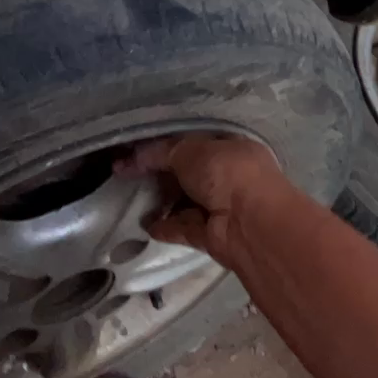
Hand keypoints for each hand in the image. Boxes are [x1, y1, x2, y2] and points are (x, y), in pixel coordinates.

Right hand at [118, 134, 288, 267]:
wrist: (251, 224)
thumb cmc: (226, 172)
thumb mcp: (189, 149)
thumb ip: (160, 151)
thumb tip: (134, 158)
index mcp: (230, 147)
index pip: (192, 141)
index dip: (163, 144)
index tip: (134, 149)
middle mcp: (229, 176)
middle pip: (187, 172)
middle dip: (159, 173)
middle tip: (126, 173)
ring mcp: (222, 207)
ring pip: (185, 200)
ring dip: (161, 201)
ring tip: (130, 198)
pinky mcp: (213, 235)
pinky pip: (184, 227)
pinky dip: (165, 226)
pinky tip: (145, 224)